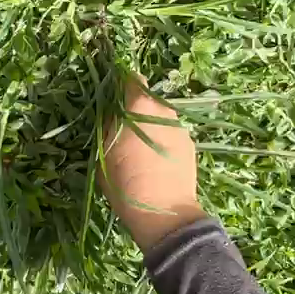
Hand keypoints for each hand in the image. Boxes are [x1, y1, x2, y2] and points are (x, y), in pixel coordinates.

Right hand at [102, 76, 203, 251]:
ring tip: (141, 151)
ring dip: (150, 127)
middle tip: (123, 130)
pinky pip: (171, 135)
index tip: (114, 96)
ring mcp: (180, 128)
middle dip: (135, 110)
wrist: (164, 214)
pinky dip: (163, 142)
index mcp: (139, 107)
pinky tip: (156, 163)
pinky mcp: (190, 145)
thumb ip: (108, 126)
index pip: (132, 79)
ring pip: (160, 119)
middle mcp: (163, 111)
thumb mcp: (104, 153)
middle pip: (147, 101)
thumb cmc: (126, 183)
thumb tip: (111, 113)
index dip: (122, 84)